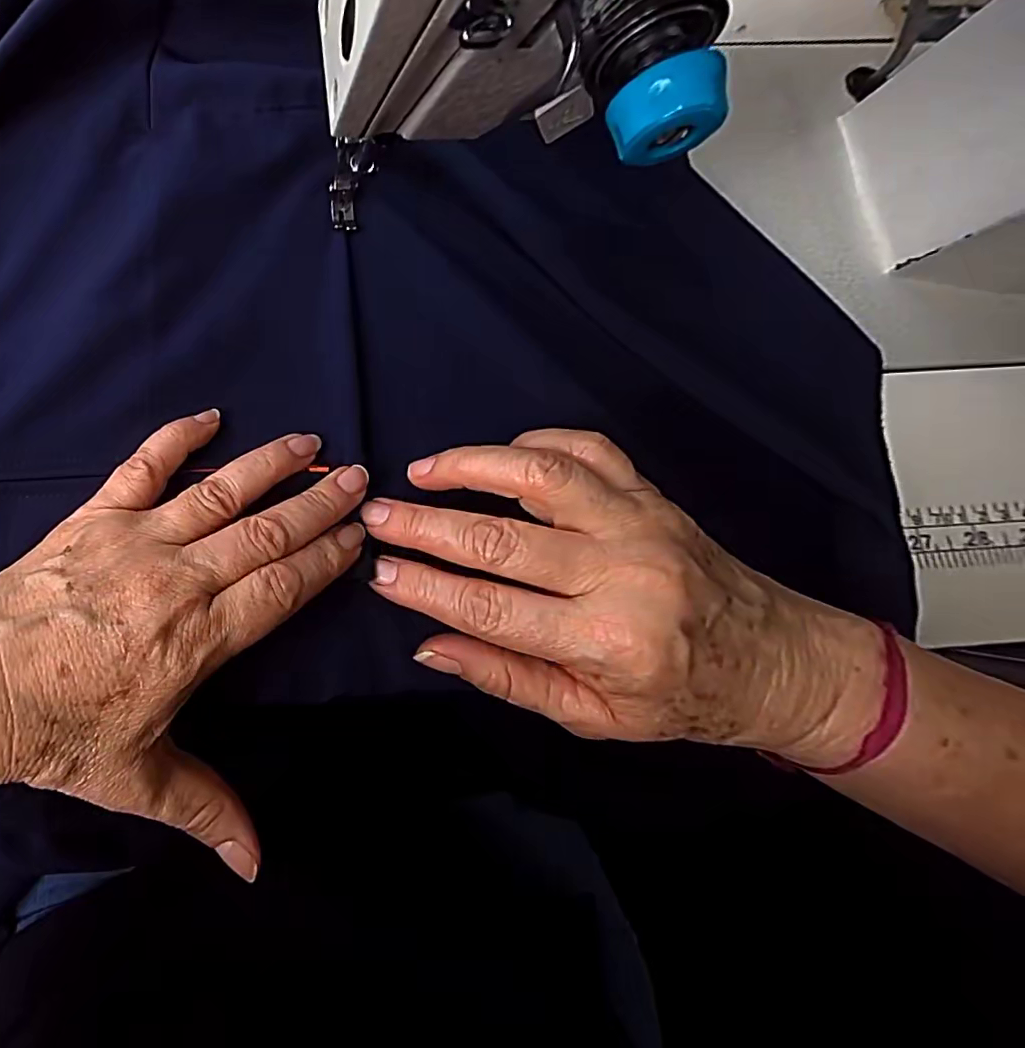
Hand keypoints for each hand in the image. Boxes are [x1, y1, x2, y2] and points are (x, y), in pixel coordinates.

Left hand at [0, 410, 369, 880]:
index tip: (358, 537)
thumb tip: (258, 867)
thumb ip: (204, 810)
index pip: (280, 590)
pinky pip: (140, 468)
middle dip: (315, 507)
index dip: (324, 561)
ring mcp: (129, 542)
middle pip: (262, 534)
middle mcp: (171, 580)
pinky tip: (206, 416)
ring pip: (215, 494)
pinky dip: (174, 438)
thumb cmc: (48, 731)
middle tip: (358, 479)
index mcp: (193, 640)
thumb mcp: (131, 779)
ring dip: (266, 467)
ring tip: (308, 445)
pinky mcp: (89, 520)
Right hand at [359, 429, 887, 768]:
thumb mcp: (587, 714)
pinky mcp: (652, 497)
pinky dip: (534, 442)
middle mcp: (626, 575)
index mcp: (609, 642)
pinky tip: (494, 454)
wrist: (780, 662)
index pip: (489, 609)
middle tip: (375, 516)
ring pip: (543, 476)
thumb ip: (502, 677)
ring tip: (420, 471)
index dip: (425, 589)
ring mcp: (642, 526)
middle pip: (500, 540)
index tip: (379, 572)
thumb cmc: (676, 697)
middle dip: (424, 526)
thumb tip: (426, 646)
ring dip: (472, 466)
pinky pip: (589, 450)